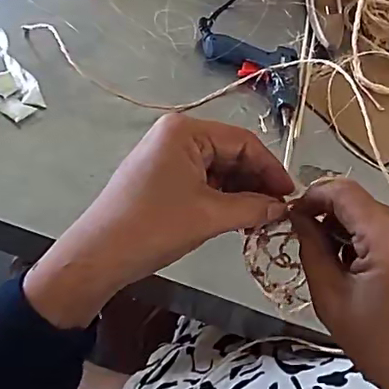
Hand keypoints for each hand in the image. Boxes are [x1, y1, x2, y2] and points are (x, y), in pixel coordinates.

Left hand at [23, 114, 294, 327]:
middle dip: (257, 182)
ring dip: (242, 192)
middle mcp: (176, 135)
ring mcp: (167, 156)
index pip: (244, 142)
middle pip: (232, 153)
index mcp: (186, 131)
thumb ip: (254, 207)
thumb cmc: (154, 227)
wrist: (97, 256)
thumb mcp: (211, 216)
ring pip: (219, 169)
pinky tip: (240, 218)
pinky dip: (224, 198)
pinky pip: (204, 181)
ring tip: (262, 218)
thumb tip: (283, 208)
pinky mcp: (162, 177)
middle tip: (279, 210)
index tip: (291, 195)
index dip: (271, 169)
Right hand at [288, 180, 388, 388]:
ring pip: (374, 214)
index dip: (313, 197)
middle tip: (314, 254)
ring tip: (344, 272)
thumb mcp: (331, 298)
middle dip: (332, 221)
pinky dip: (373, 239)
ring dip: (352, 232)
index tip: (294, 219)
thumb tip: (300, 216)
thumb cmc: (380, 344)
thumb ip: (312, 247)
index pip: (343, 190)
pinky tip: (368, 272)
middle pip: (359, 203)